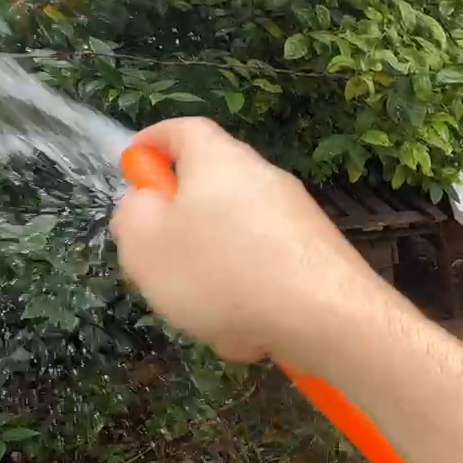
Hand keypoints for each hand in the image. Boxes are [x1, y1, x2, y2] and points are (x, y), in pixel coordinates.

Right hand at [110, 117, 391, 361]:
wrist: (329, 317)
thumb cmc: (226, 274)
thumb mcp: (146, 245)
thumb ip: (136, 213)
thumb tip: (151, 199)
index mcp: (224, 162)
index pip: (185, 130)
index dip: (152, 142)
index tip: (133, 165)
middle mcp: (271, 181)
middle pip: (214, 191)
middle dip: (183, 229)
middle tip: (163, 263)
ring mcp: (302, 220)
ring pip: (239, 243)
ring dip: (218, 278)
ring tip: (214, 314)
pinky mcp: (322, 257)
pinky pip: (271, 273)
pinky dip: (254, 298)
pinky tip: (255, 332)